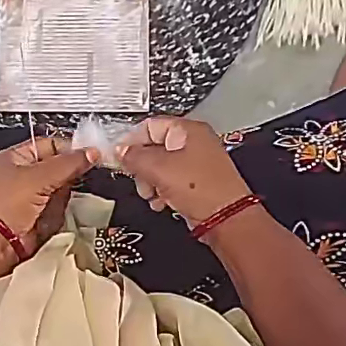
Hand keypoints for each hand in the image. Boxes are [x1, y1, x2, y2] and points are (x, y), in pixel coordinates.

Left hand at [0, 136, 96, 262]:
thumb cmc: (4, 206)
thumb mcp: (40, 176)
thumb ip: (69, 163)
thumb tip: (91, 153)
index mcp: (18, 157)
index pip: (51, 144)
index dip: (71, 148)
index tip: (90, 153)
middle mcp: (25, 174)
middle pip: (60, 167)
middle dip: (68, 174)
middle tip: (76, 177)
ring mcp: (33, 195)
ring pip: (63, 188)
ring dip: (63, 195)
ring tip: (53, 201)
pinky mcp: (40, 214)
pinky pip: (60, 206)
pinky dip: (60, 210)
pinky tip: (53, 213)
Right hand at [115, 117, 253, 229]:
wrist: (226, 220)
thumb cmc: (202, 189)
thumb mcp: (158, 168)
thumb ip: (134, 157)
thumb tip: (120, 151)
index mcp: (187, 131)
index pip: (150, 126)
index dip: (132, 141)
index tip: (119, 156)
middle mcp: (194, 144)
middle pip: (154, 148)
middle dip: (142, 167)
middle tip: (138, 179)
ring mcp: (196, 164)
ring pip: (160, 168)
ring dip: (150, 183)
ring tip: (151, 194)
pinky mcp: (197, 183)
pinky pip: (171, 182)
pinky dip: (162, 192)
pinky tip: (162, 202)